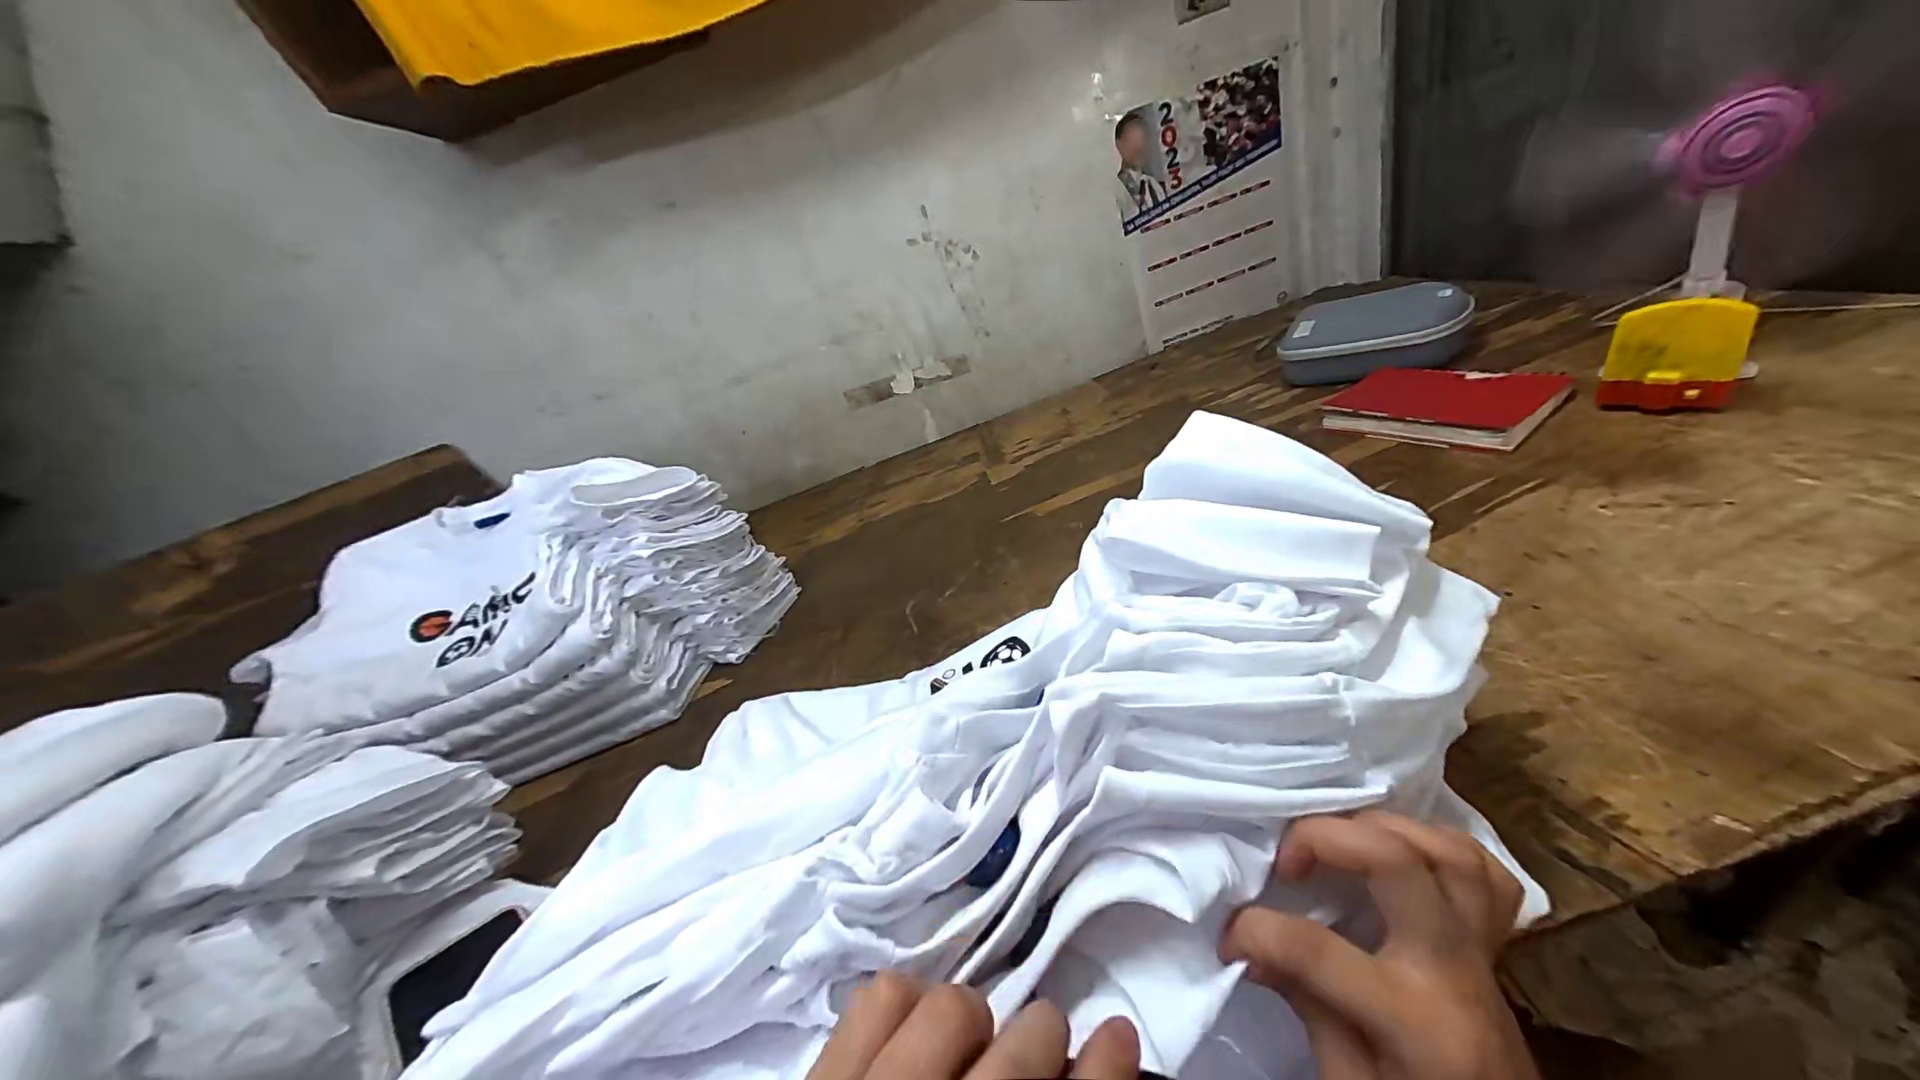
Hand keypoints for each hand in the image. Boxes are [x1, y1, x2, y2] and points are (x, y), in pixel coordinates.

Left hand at [806, 971, 1140, 1079]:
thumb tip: (1088, 1071)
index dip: (1104, 1074)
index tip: (1120, 1037)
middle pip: (1015, 1059)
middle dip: (1039, 1040)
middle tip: (1038, 1049)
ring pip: (949, 1010)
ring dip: (972, 1022)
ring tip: (970, 1048)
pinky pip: (881, 999)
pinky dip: (909, 1003)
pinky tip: (915, 1035)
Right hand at [1220, 811, 1538, 1079]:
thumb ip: (1306, 1006)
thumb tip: (1251, 951)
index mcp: (1415, 1020)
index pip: (1315, 949)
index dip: (1254, 931)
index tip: (1228, 938)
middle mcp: (1453, 970)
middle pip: (1396, 860)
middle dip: (1323, 837)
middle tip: (1286, 862)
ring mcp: (1483, 953)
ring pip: (1449, 851)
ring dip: (1384, 830)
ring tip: (1340, 844)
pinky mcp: (1493, 948)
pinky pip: (1486, 875)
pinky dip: (1440, 848)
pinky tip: (1399, 853)